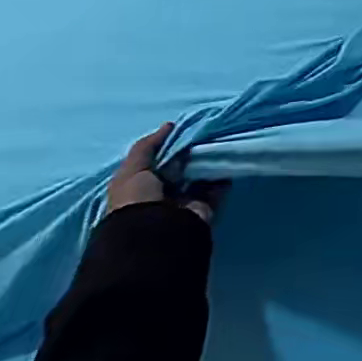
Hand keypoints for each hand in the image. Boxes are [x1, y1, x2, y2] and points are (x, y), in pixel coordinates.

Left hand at [106, 122, 224, 222]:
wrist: (156, 235)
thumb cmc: (137, 201)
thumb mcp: (131, 171)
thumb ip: (146, 147)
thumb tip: (169, 125)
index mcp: (141, 188)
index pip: (159, 161)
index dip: (171, 145)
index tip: (186, 128)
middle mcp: (163, 195)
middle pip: (182, 166)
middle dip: (193, 150)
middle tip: (207, 130)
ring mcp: (185, 201)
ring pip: (201, 173)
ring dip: (210, 158)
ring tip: (221, 138)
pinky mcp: (206, 206)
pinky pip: (218, 185)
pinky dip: (224, 171)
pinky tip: (229, 154)